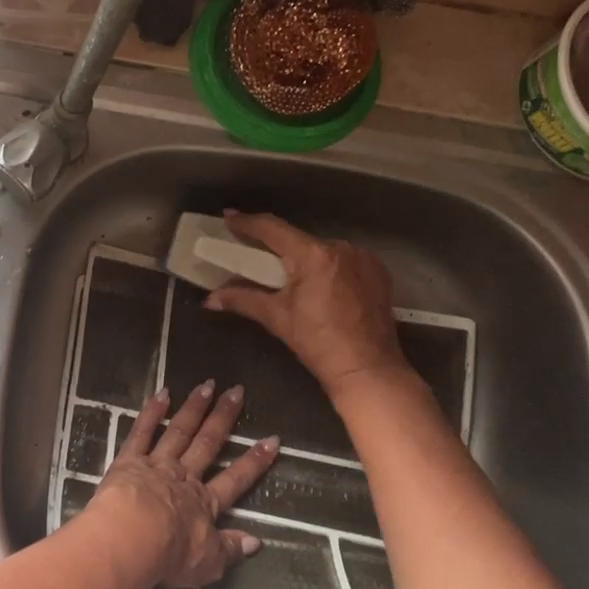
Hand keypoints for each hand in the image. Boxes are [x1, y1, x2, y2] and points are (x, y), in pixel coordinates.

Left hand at [89, 380, 278, 588]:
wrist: (130, 537)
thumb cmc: (169, 555)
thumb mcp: (208, 563)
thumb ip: (230, 549)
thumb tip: (256, 542)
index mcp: (204, 503)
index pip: (236, 479)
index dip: (255, 460)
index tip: (272, 439)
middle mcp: (184, 476)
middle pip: (208, 444)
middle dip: (224, 418)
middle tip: (237, 391)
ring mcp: (157, 464)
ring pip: (179, 431)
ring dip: (194, 408)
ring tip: (207, 385)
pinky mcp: (129, 459)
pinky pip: (141, 432)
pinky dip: (151, 412)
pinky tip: (162, 393)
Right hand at [204, 211, 408, 393]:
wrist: (368, 370)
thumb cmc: (318, 343)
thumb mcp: (276, 318)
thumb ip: (242, 299)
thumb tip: (209, 299)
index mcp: (313, 255)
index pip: (272, 229)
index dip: (247, 222)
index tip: (227, 217)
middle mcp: (341, 248)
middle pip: (298, 239)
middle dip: (276, 246)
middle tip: (254, 253)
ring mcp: (364, 259)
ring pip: (323, 250)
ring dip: (304, 257)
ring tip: (289, 275)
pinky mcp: (379, 272)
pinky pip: (344, 260)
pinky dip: (328, 267)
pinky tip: (320, 284)